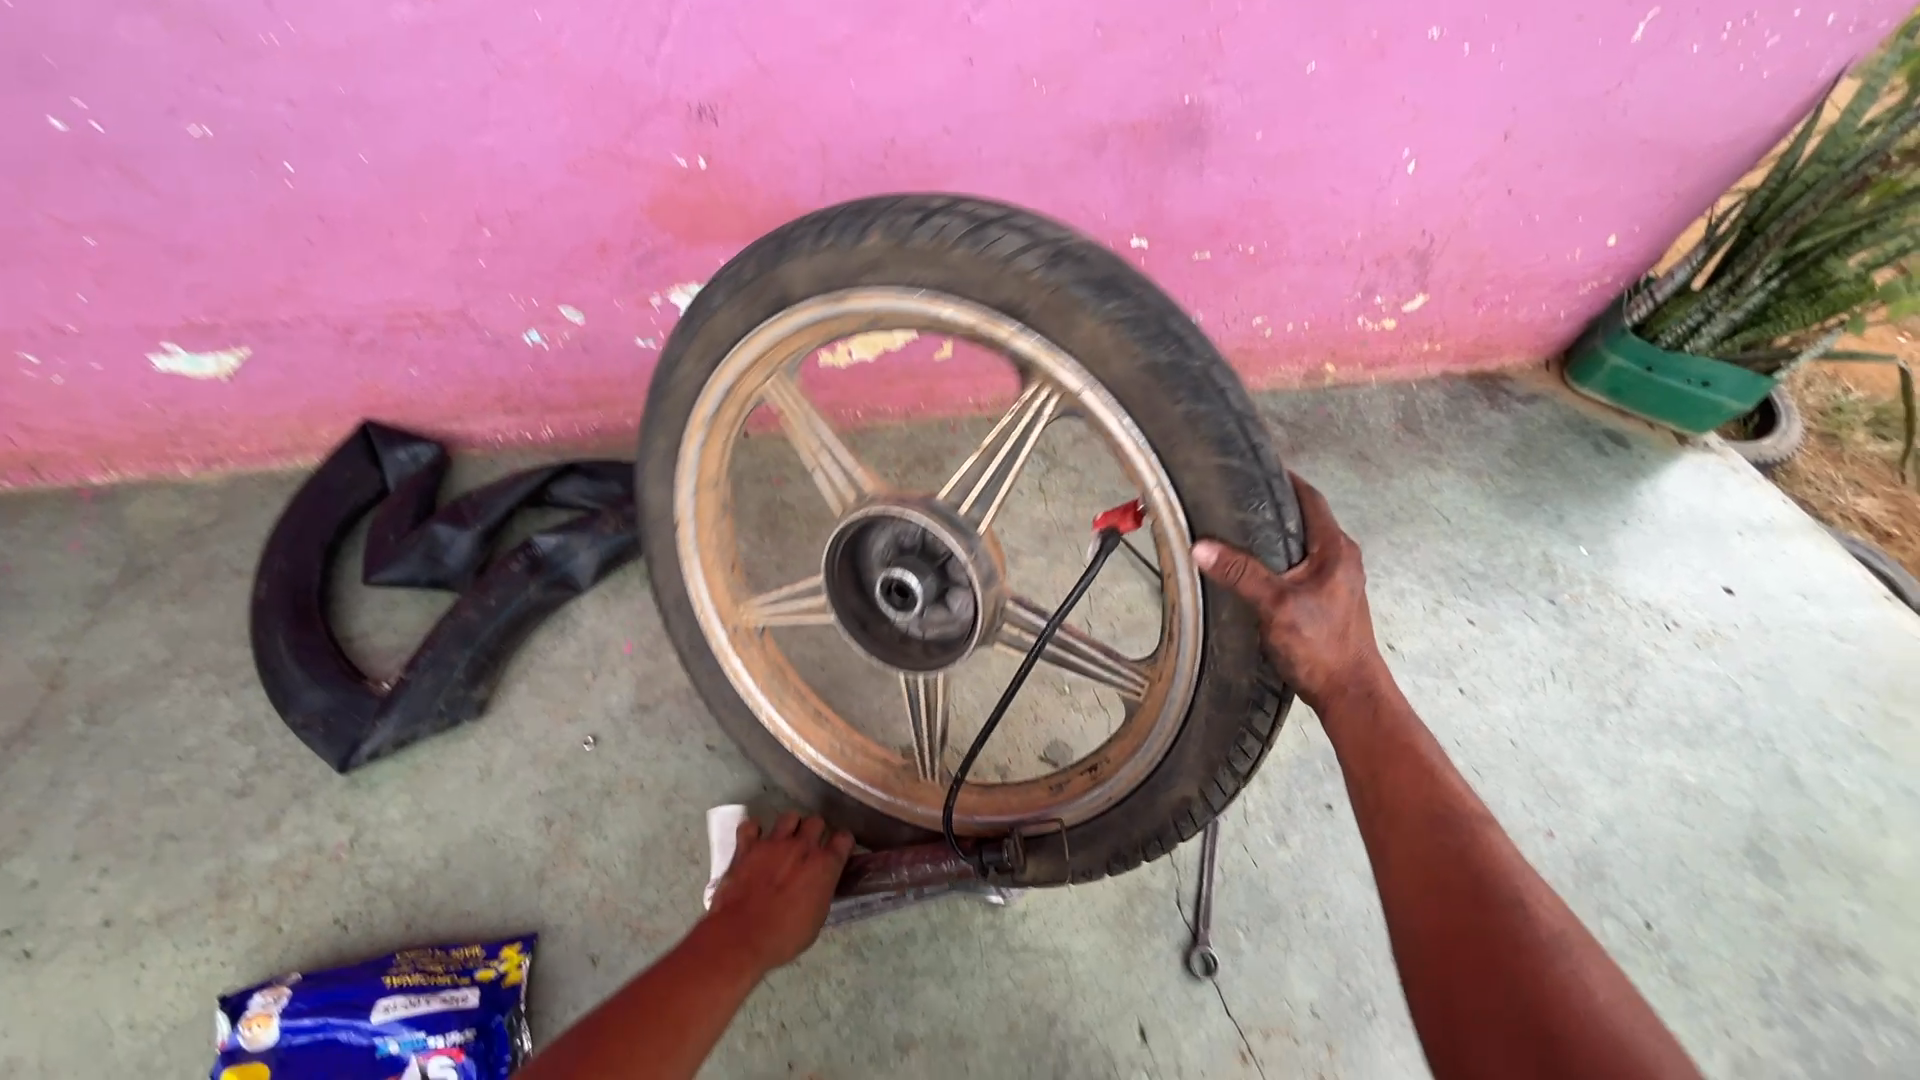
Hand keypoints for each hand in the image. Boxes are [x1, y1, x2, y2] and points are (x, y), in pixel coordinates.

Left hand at [702, 812, 853, 974]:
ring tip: (784, 842)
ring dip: (790, 827)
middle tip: (808, 849)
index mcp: (824, 865)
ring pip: (789, 817)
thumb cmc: (784, 937)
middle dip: (815, 832)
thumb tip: (821, 884)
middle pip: (816, 821)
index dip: (842, 844)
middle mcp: (802, 846)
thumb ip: (822, 891)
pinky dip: (753, 832)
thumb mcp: (817, 919)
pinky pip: (751, 826)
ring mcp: (774, 843)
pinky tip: (754, 842)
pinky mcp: (747, 846)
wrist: (741, 937)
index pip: (844, 839)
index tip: (837, 852)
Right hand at [1193, 472, 1385, 714]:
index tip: (1257, 467)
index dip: (1286, 479)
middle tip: (1237, 498)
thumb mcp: (1275, 605)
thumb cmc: (1320, 645)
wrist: (1350, 693)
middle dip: (1275, 506)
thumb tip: (1201, 547)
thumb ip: (1240, 573)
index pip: (1311, 499)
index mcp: (1335, 549)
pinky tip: (1255, 571)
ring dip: (1277, 536)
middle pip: (1307, 520)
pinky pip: (1301, 567)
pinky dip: (1279, 559)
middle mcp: (1341, 559)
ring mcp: (1338, 581)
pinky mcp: (1329, 601)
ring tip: (1238, 531)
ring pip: (1303, 546)